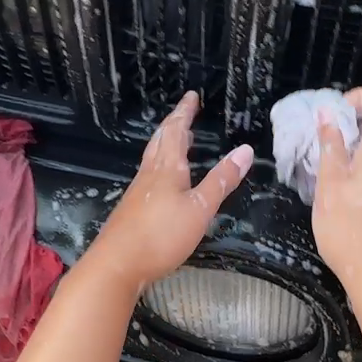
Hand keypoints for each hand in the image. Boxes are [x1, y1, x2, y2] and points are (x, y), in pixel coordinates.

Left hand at [84, 92, 253, 291]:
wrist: (116, 265)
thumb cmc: (161, 235)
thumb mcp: (200, 209)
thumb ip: (222, 181)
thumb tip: (245, 149)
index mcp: (167, 168)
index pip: (175, 131)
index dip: (184, 112)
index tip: (191, 96)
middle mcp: (149, 174)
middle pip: (160, 141)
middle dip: (173, 125)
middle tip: (184, 114)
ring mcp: (138, 192)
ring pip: (153, 159)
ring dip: (167, 145)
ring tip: (180, 142)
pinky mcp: (133, 210)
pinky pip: (150, 176)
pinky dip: (161, 167)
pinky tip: (166, 181)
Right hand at [313, 87, 361, 299]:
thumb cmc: (350, 231)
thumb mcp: (329, 187)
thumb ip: (330, 148)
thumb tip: (328, 115)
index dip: (360, 96)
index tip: (334, 113)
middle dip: (350, 121)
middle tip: (321, 139)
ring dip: (352, 145)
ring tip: (324, 163)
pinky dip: (358, 164)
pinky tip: (337, 186)